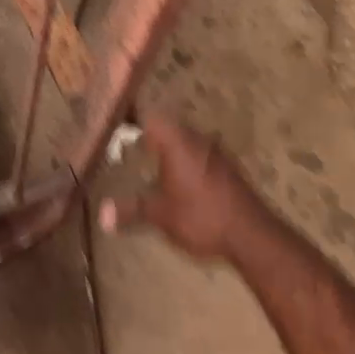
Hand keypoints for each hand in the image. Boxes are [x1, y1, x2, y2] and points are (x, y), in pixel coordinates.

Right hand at [98, 109, 267, 260]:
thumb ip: (130, 210)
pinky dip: (187, 164)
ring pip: (187, 142)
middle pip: (169, 127)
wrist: (252, 236)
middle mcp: (197, 139)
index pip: (150, 117)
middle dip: (150, 136)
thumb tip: (102, 216)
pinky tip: (179, 183)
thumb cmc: (200, 217)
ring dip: (171, 151)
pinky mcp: (229, 170)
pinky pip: (200, 156)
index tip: (117, 129)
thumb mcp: (160, 215)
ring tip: (151, 167)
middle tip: (130, 150)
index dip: (133, 120)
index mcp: (177, 142)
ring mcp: (216, 153)